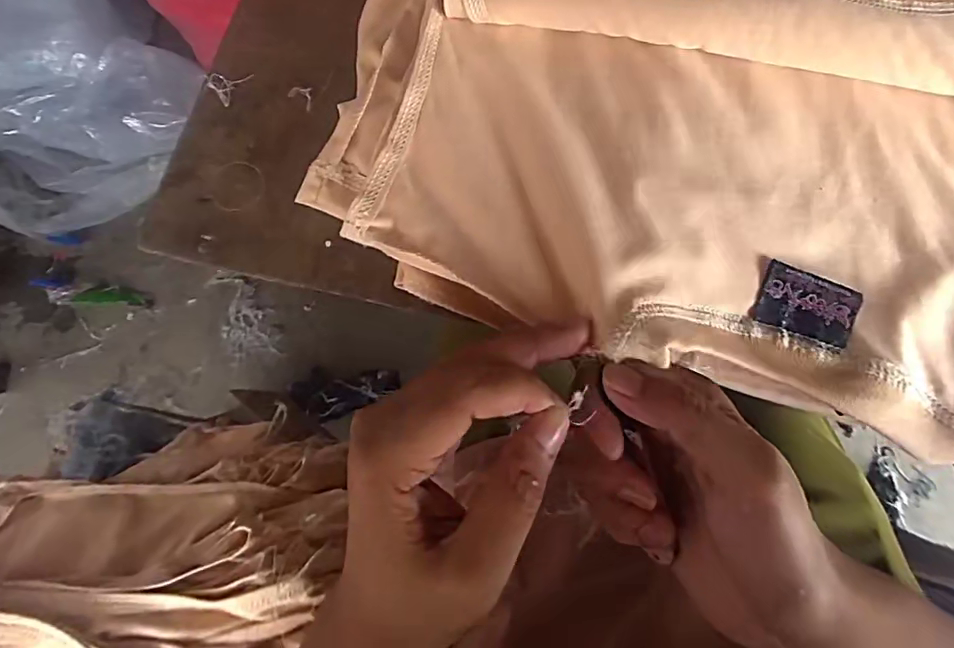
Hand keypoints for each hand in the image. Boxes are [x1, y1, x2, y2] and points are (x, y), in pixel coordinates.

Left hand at [306, 324, 588, 647]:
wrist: (373, 623)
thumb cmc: (419, 610)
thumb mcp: (476, 573)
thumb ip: (514, 495)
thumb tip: (555, 419)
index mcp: (391, 450)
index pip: (463, 392)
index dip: (521, 387)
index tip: (569, 408)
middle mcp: (386, 417)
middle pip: (463, 365)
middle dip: (526, 347)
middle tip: (580, 334)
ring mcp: (393, 413)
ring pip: (462, 364)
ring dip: (517, 352)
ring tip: (568, 340)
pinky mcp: (407, 419)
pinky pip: (459, 382)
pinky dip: (502, 371)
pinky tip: (534, 365)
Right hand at [559, 361, 848, 647]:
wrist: (789, 614)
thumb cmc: (776, 530)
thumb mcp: (743, 465)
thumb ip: (682, 412)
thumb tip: (613, 374)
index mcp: (682, 393)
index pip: (611, 373)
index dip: (599, 405)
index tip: (614, 448)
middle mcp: (654, 417)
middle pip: (589, 417)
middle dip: (606, 466)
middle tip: (646, 500)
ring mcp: (641, 458)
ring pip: (587, 458)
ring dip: (615, 500)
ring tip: (660, 529)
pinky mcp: (631, 499)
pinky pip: (595, 495)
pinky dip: (621, 522)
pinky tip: (660, 543)